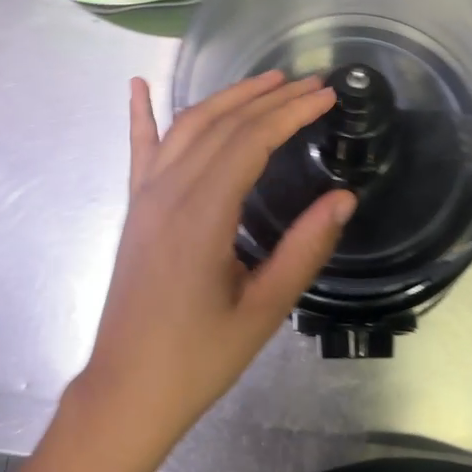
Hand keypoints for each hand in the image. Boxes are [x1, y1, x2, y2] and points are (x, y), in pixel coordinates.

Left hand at [77, 72, 355, 457]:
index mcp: (202, 215)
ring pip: (187, 127)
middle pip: (222, 124)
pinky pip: (139, 150)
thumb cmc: (199, 358)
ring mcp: (146, 197)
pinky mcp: (135, 209)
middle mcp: (169, 192)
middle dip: (269, 97)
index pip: (251, 140)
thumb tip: (343, 198)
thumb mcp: (263, 309)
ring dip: (228, 98)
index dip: (291, 111)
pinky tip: (139, 85)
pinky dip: (142, 113)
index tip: (326, 95)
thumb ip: (304, 249)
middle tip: (311, 82)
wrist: (127, 390)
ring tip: (267, 81)